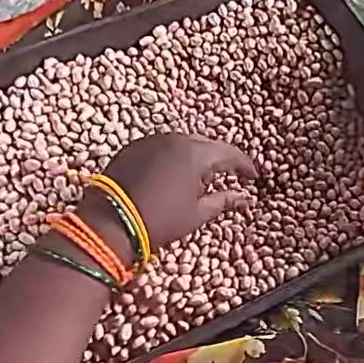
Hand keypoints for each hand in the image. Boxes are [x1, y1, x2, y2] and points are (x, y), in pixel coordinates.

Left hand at [91, 134, 257, 252]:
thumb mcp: (196, 214)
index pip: (228, 153)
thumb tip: (243, 197)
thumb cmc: (158, 221)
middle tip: (230, 175)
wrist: (110, 223)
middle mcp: (173, 139)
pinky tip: (175, 175)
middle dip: (219, 159)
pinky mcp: (132, 148)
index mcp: (194, 153)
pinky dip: (173, 158)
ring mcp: (150, 141)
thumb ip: (222, 201)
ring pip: (182, 144)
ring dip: (195, 157)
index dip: (244, 165)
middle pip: (205, 144)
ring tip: (202, 177)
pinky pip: (161, 148)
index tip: (253, 176)